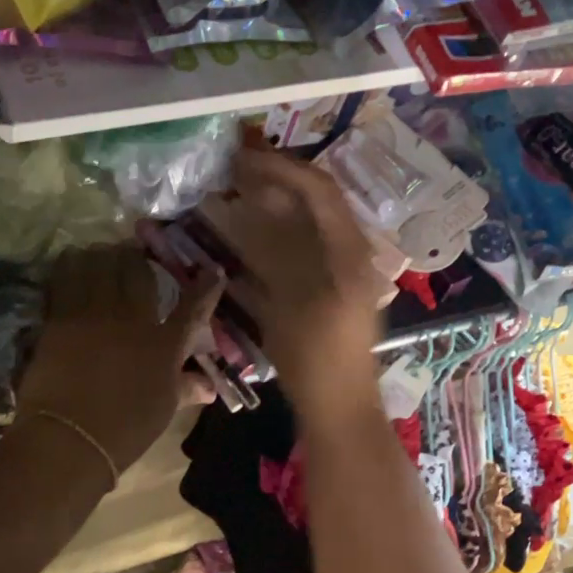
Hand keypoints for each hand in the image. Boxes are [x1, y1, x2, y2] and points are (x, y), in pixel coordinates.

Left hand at [17, 243, 221, 471]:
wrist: (71, 438)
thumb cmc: (125, 431)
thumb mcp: (162, 410)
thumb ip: (185, 389)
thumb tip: (210, 388)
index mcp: (164, 346)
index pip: (193, 307)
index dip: (206, 286)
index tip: (212, 271)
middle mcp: (132, 320)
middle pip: (139, 271)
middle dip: (139, 260)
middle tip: (134, 261)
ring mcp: (94, 315)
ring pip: (100, 264)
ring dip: (102, 256)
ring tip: (100, 257)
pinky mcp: (59, 318)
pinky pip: (64, 278)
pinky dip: (69, 267)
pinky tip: (70, 265)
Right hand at [198, 148, 392, 409]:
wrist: (338, 413)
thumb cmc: (320, 360)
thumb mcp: (295, 300)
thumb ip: (276, 250)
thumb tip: (252, 202)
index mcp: (348, 252)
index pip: (318, 190)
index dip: (281, 169)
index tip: (240, 159)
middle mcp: (342, 259)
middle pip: (306, 210)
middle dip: (268, 190)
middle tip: (227, 178)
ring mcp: (330, 282)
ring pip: (294, 238)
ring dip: (261, 220)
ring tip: (224, 207)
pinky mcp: (315, 305)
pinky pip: (288, 268)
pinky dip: (262, 256)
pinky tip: (231, 256)